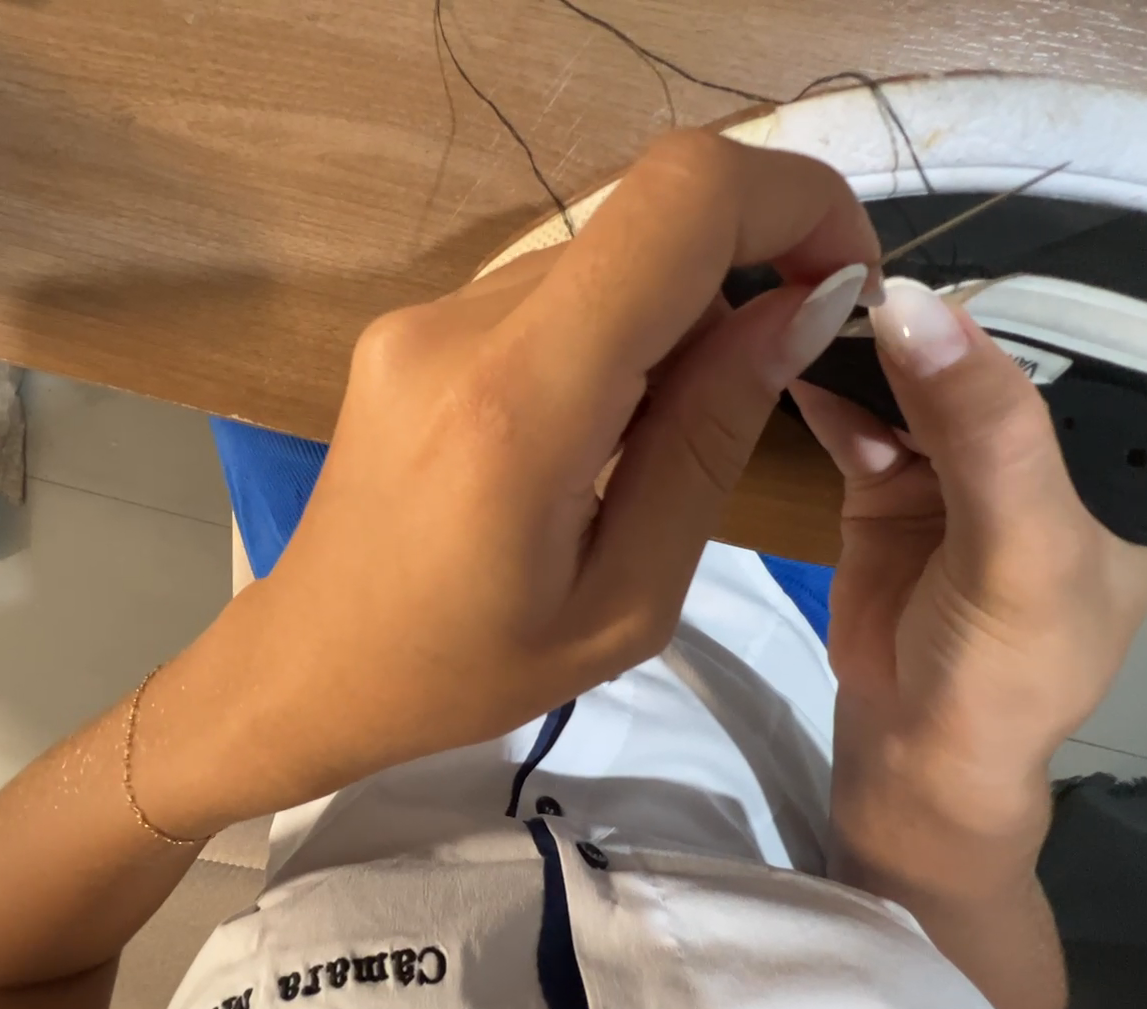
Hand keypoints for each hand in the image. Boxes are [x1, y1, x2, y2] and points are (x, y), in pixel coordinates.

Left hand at [140, 133, 882, 835]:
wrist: (312, 664)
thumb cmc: (465, 670)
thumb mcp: (624, 599)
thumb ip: (708, 441)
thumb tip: (794, 309)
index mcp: (520, 402)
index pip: (680, 199)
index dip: (790, 202)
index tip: (835, 283)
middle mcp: (457, 327)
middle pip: (643, 223)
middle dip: (730, 282)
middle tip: (736, 400)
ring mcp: (419, 319)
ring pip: (594, 259)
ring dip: (659, 321)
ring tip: (638, 445)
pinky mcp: (404, 329)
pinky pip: (540, 295)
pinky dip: (598, 336)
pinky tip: (578, 433)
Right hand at [792, 280, 1146, 834]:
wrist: (913, 739)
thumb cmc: (1002, 661)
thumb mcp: (1016, 543)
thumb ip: (980, 427)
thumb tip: (911, 307)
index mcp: (1110, 459)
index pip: (1074, 346)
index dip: (1013, 289)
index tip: (942, 224)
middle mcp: (1030, 452)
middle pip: (975, 359)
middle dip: (919, 317)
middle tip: (844, 254)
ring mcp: (947, 467)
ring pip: (904, 386)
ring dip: (860, 352)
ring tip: (808, 299)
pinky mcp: (881, 484)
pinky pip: (853, 423)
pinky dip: (823, 394)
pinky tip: (791, 357)